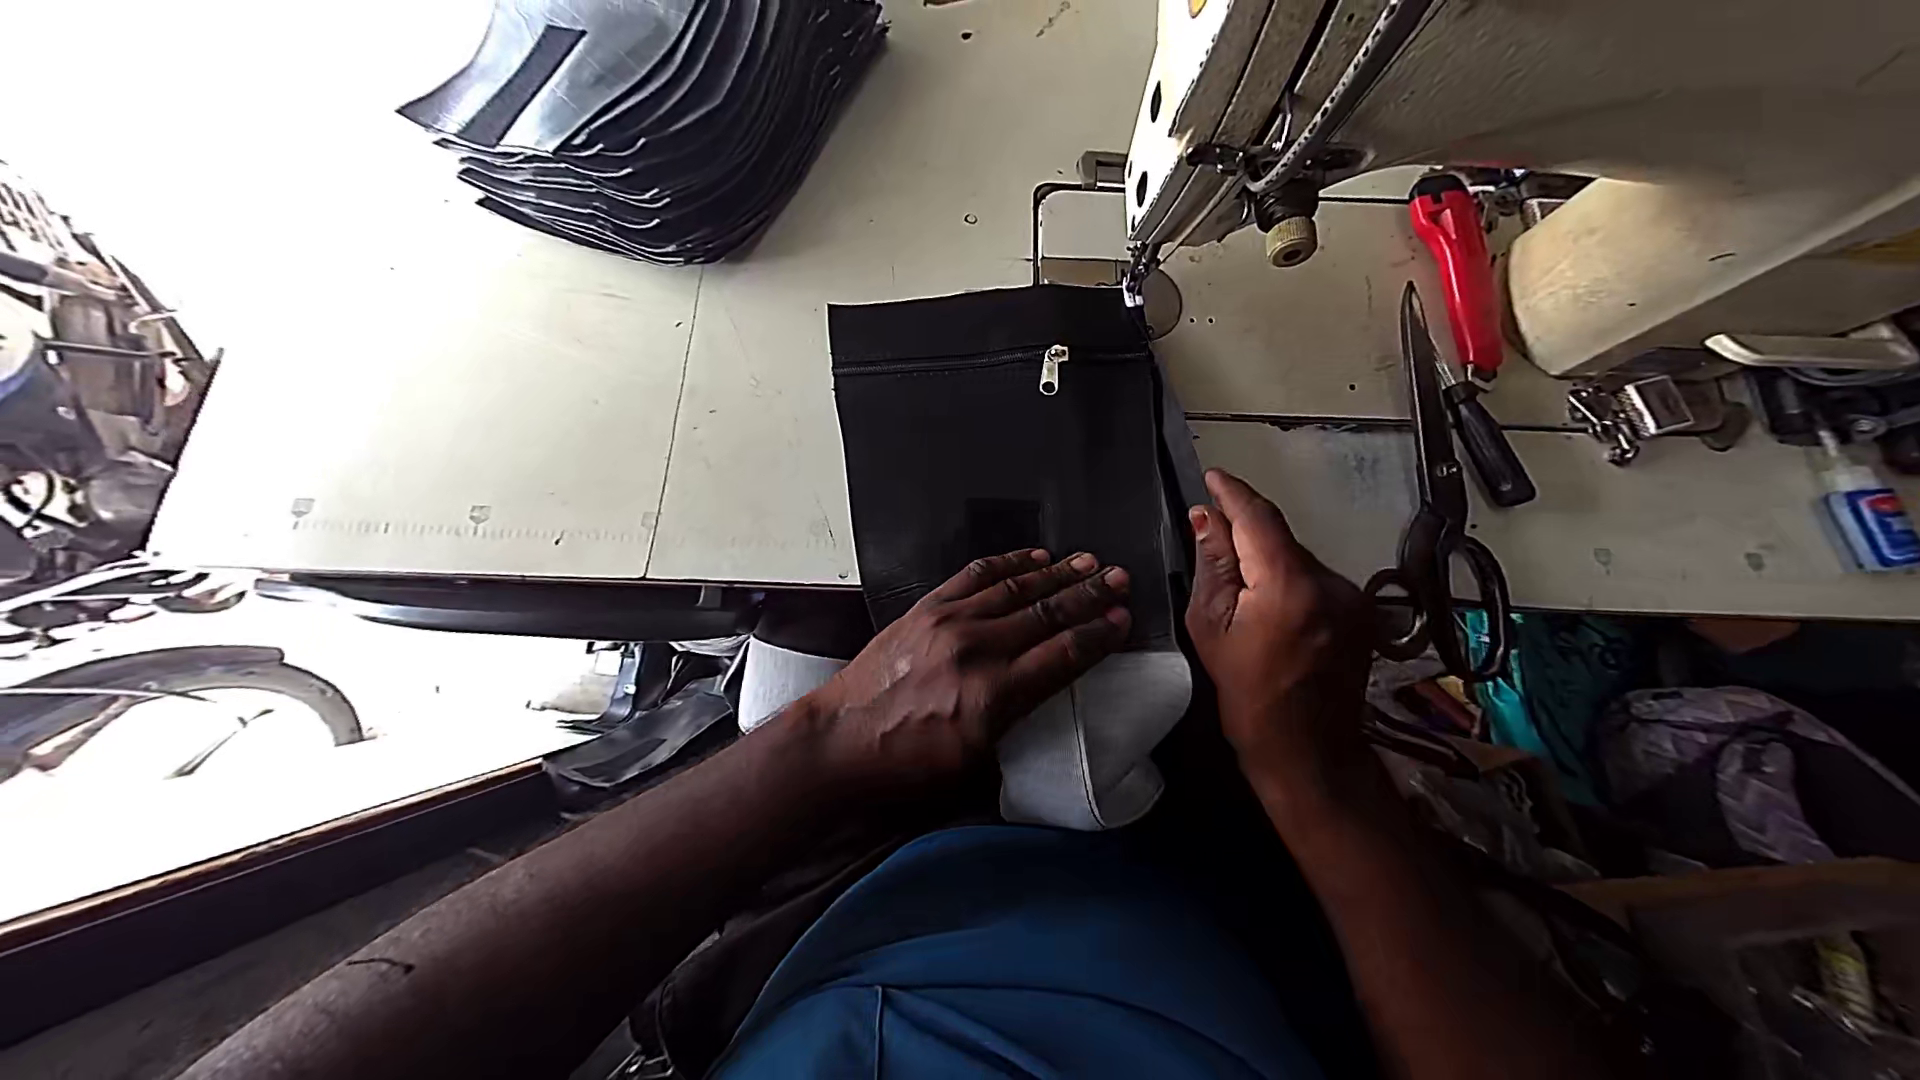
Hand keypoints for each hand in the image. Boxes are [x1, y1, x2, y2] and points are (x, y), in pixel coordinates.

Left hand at [801, 549, 1130, 794]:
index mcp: (994, 695)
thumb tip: (1044, 692)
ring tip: (1089, 562)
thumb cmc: (904, 763)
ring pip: (1017, 588)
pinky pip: (975, 575)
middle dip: (1090, 594)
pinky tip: (1033, 557)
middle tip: (1120, 578)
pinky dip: (1009, 563)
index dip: (1100, 635)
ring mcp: (949, 622)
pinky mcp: (926, 608)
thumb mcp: (972, 764)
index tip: (1123, 620)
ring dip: (1057, 573)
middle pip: (1048, 613)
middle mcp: (977, 650)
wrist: (839, 739)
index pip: (1064, 655)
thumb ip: (1016, 724)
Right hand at [1185, 469, 1373, 782]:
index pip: (1259, 519)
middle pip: (1280, 536)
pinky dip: (1287, 577)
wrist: (1307, 750)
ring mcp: (1353, 597)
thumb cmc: (1246, 694)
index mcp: (1288, 586)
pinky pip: (1315, 577)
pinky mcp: (1362, 611)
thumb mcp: (1211, 627)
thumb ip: (1212, 565)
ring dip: (1266, 557)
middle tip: (1210, 537)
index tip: (1212, 476)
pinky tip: (1268, 604)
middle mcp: (1331, 582)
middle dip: (1244, 530)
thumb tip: (1206, 518)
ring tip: (1238, 586)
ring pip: (1297, 556)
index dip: (1233, 492)